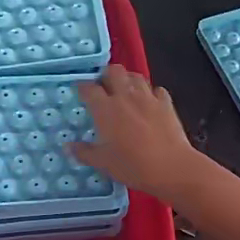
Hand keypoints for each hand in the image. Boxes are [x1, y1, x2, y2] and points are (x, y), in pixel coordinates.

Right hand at [68, 65, 208, 200]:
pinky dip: (151, 93)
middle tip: (104, 87)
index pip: (89, 88)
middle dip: (106, 75)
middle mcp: (125, 96)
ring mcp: (148, 97)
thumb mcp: (104, 163)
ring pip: (135, 76)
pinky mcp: (166, 103)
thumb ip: (85, 152)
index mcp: (105, 109)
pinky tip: (149, 103)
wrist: (171, 167)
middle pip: (114, 71)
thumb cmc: (133, 166)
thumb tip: (68, 146)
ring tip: (125, 91)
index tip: (80, 92)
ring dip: (128, 80)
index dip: (82, 87)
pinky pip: (156, 90)